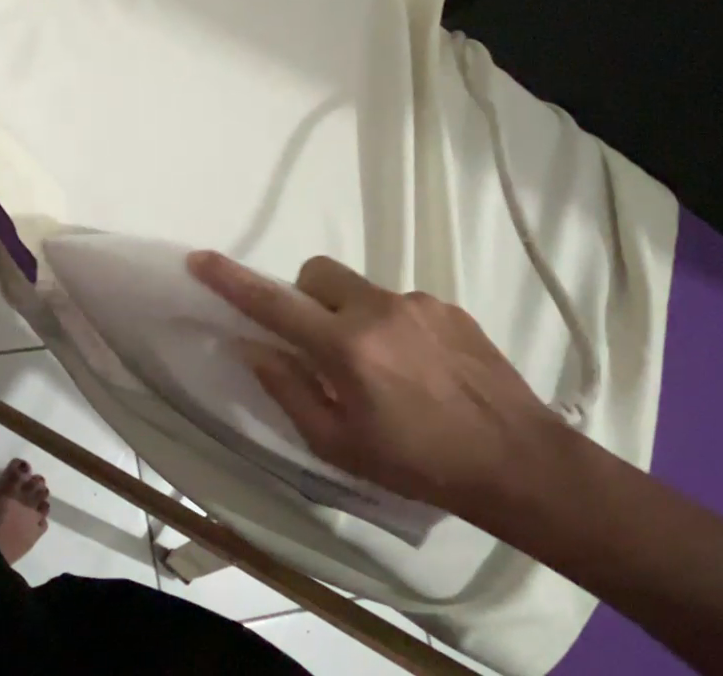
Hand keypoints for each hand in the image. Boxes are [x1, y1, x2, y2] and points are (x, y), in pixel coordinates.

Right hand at [189, 252, 567, 515]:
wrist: (522, 464)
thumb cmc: (418, 464)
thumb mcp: (338, 444)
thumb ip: (288, 389)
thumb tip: (253, 346)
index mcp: (345, 348)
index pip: (273, 303)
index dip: (230, 280)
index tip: (199, 258)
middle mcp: (378, 311)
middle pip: (316, 275)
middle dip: (304, 298)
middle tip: (319, 343)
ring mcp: (419, 304)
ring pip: (360, 290)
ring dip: (352, 317)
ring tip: (383, 369)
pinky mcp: (450, 308)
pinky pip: (400, 304)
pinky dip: (392, 327)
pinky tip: (419, 370)